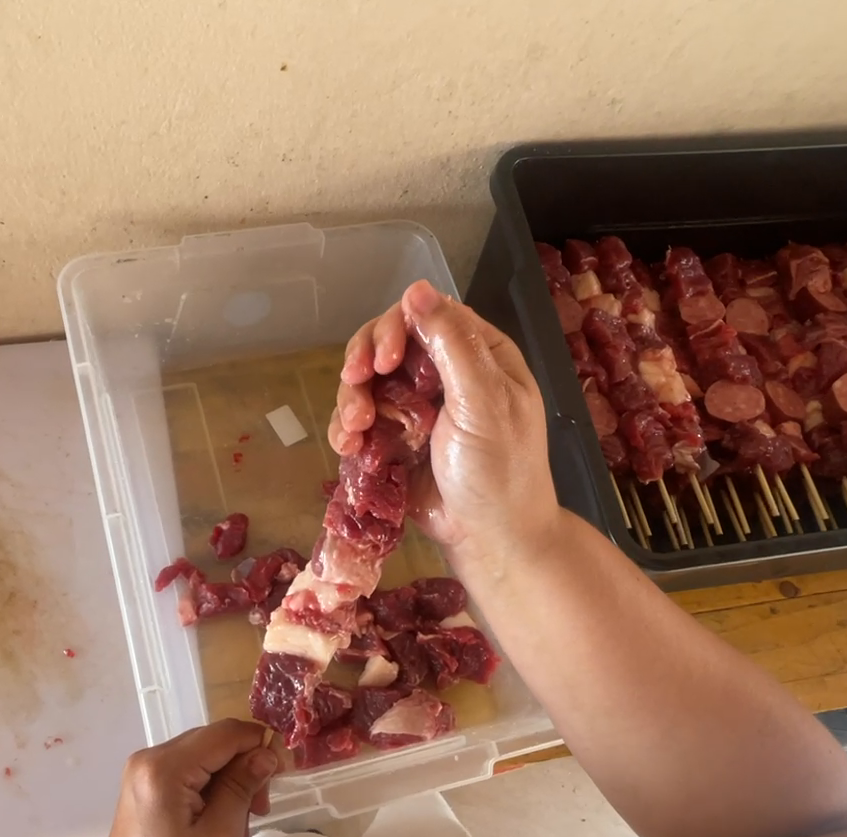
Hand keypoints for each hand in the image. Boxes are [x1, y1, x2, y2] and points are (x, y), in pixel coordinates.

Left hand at [85, 719, 277, 836]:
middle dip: (245, 764)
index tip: (283, 774)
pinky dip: (211, 785)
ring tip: (242, 817)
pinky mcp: (145, 783)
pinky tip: (220, 814)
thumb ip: (243, 787)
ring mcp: (144, 769)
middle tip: (260, 807)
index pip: (225, 733)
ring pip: (204, 754)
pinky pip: (189, 768)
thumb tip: (266, 752)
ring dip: (230, 777)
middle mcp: (150, 757)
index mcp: (165, 768)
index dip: (260, 744)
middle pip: (214, 740)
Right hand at [332, 280, 559, 568]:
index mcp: (476, 356)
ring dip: (350, 401)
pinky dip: (346, 430)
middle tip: (355, 387)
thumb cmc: (499, 470)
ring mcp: (414, 409)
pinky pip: (359, 422)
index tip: (382, 362)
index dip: (393, 330)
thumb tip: (417, 288)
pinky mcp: (393, 440)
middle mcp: (442, 375)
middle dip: (364, 365)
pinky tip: (346, 447)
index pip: (424, 317)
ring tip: (351, 432)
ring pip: (366, 383)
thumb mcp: (482, 402)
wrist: (489, 538)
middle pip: (386, 345)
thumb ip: (451, 344)